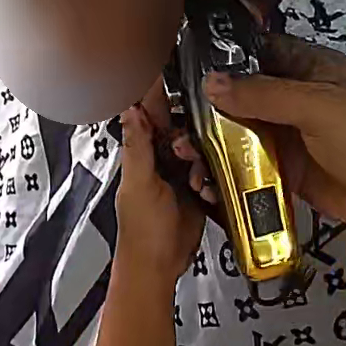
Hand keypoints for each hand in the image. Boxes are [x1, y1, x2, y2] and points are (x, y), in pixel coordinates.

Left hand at [114, 105, 205, 284]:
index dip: (161, 97)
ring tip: (197, 181)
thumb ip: (138, 146)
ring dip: (204, 163)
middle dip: (192, 136)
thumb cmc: (142, 232)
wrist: (160, 266)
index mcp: (141, 155)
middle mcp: (161, 162)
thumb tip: (131, 109)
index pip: (149, 115)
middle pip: (183, 130)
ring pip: (201, 150)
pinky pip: (213, 173)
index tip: (175, 80)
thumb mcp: (139, 185)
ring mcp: (181, 177)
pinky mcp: (199, 192)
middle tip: (189, 153)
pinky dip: (213, 181)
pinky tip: (206, 193)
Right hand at [201, 35, 345, 230]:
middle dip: (211, 110)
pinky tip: (206, 181)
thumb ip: (264, 93)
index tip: (188, 70)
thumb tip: (212, 83)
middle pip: (244, 97)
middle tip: (179, 125)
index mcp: (310, 69)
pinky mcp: (287, 168)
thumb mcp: (318, 107)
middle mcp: (297, 99)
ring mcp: (290, 135)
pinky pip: (250, 166)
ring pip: (242, 134)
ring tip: (189, 157)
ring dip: (214, 145)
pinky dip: (227, 172)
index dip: (227, 59)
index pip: (261, 52)